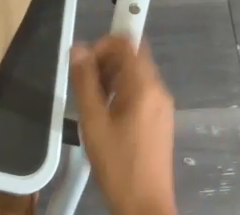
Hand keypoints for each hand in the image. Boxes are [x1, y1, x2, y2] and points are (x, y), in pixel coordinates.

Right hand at [71, 35, 176, 214]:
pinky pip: (141, 91)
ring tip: (92, 100)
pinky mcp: (160, 120)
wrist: (145, 207)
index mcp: (145, 86)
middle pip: (132, 55)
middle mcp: (158, 90)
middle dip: (106, 60)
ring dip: (112, 76)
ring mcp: (162, 106)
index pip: (127, 42)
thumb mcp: (94, 123)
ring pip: (136, 73)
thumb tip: (77, 50)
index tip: (84, 61)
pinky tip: (107, 113)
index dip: (103, 43)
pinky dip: (122, 91)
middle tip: (84, 81)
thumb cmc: (118, 165)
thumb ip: (84, 82)